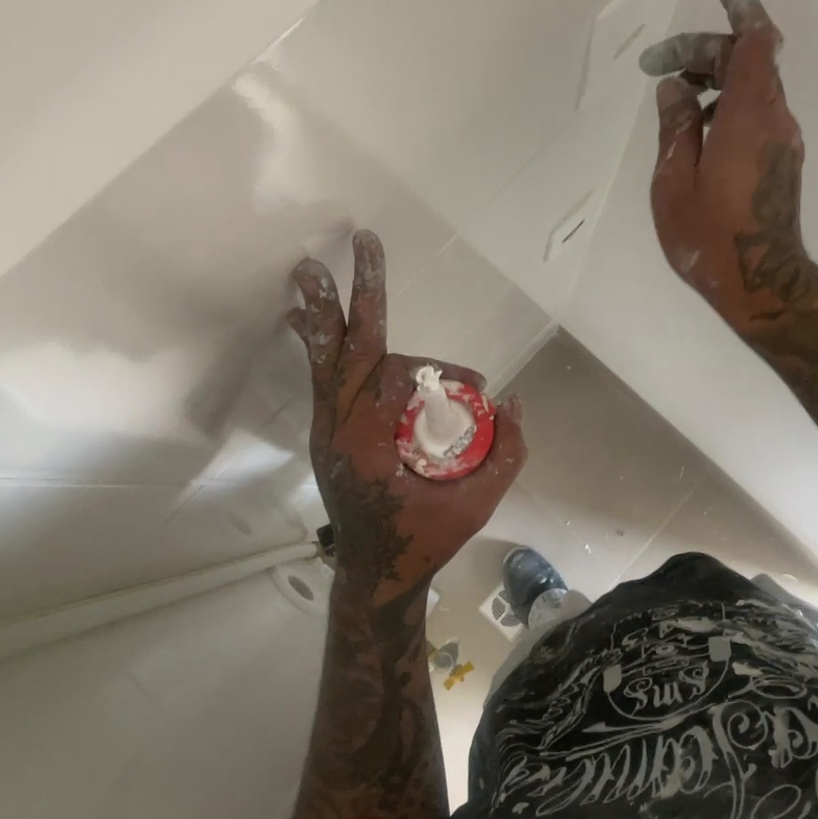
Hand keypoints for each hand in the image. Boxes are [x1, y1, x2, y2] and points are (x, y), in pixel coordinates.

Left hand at [287, 230, 526, 600]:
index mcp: (370, 444)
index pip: (397, 376)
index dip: (438, 367)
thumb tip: (513, 400)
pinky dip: (316, 347)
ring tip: (306, 272)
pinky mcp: (326, 435)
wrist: (375, 575)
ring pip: (326, 361)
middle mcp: (339, 430)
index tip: (476, 385)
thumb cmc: (425, 540)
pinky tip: (304, 322)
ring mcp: (326, 432)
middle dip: (357, 295)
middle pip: (349, 350)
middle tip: (359, 244)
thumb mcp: (476, 504)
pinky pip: (320, 380)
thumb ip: (505, 453)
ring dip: (323, 314)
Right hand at [639, 0, 817, 333]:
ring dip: (712, 80)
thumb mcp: (675, 180)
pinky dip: (724, 105)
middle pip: (748, 60)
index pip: (754, 42)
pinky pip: (754, 113)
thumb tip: (674, 88)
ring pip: (751, 87)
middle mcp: (774, 119)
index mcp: (748, 116)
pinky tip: (694, 130)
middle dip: (702, 51)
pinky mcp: (781, 160)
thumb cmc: (709, 236)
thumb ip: (675, 127)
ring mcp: (782, 140)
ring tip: (670, 101)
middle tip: (656, 67)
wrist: (760, 284)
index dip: (740, 6)